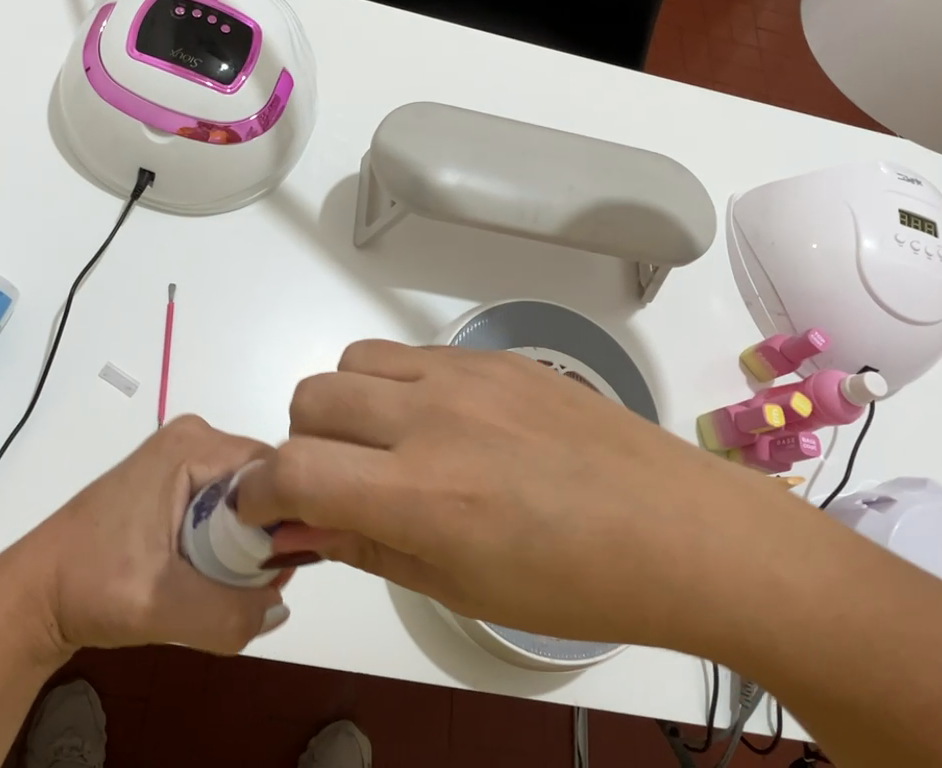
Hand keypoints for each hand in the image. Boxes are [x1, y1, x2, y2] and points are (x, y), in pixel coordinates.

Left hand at [0, 415, 291, 658]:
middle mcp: (193, 436)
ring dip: (245, 545)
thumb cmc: (93, 587)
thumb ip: (230, 612)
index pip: (274, 472)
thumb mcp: (163, 607)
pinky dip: (225, 542)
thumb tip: (280, 606)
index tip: (276, 571)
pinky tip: (205, 574)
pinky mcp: (173, 478)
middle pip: (263, 484)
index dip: (287, 520)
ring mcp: (180, 456)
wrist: (36, 593)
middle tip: (250, 587)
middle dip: (265, 538)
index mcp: (192, 445)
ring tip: (222, 585)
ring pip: (246, 498)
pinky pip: (224, 504)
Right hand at [234, 340, 818, 656]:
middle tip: (337, 479)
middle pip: (311, 397)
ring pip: (354, 360)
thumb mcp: (457, 587)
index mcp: (422, 493)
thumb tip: (297, 523)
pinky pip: (413, 353)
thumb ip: (364, 545)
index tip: (269, 509)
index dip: (261, 492)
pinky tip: (444, 424)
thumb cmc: (573, 585)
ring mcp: (467, 375)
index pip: (292, 468)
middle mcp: (433, 417)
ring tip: (385, 442)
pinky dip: (397, 385)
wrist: (680, 531)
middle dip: (302, 443)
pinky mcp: (497, 354)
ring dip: (345, 403)